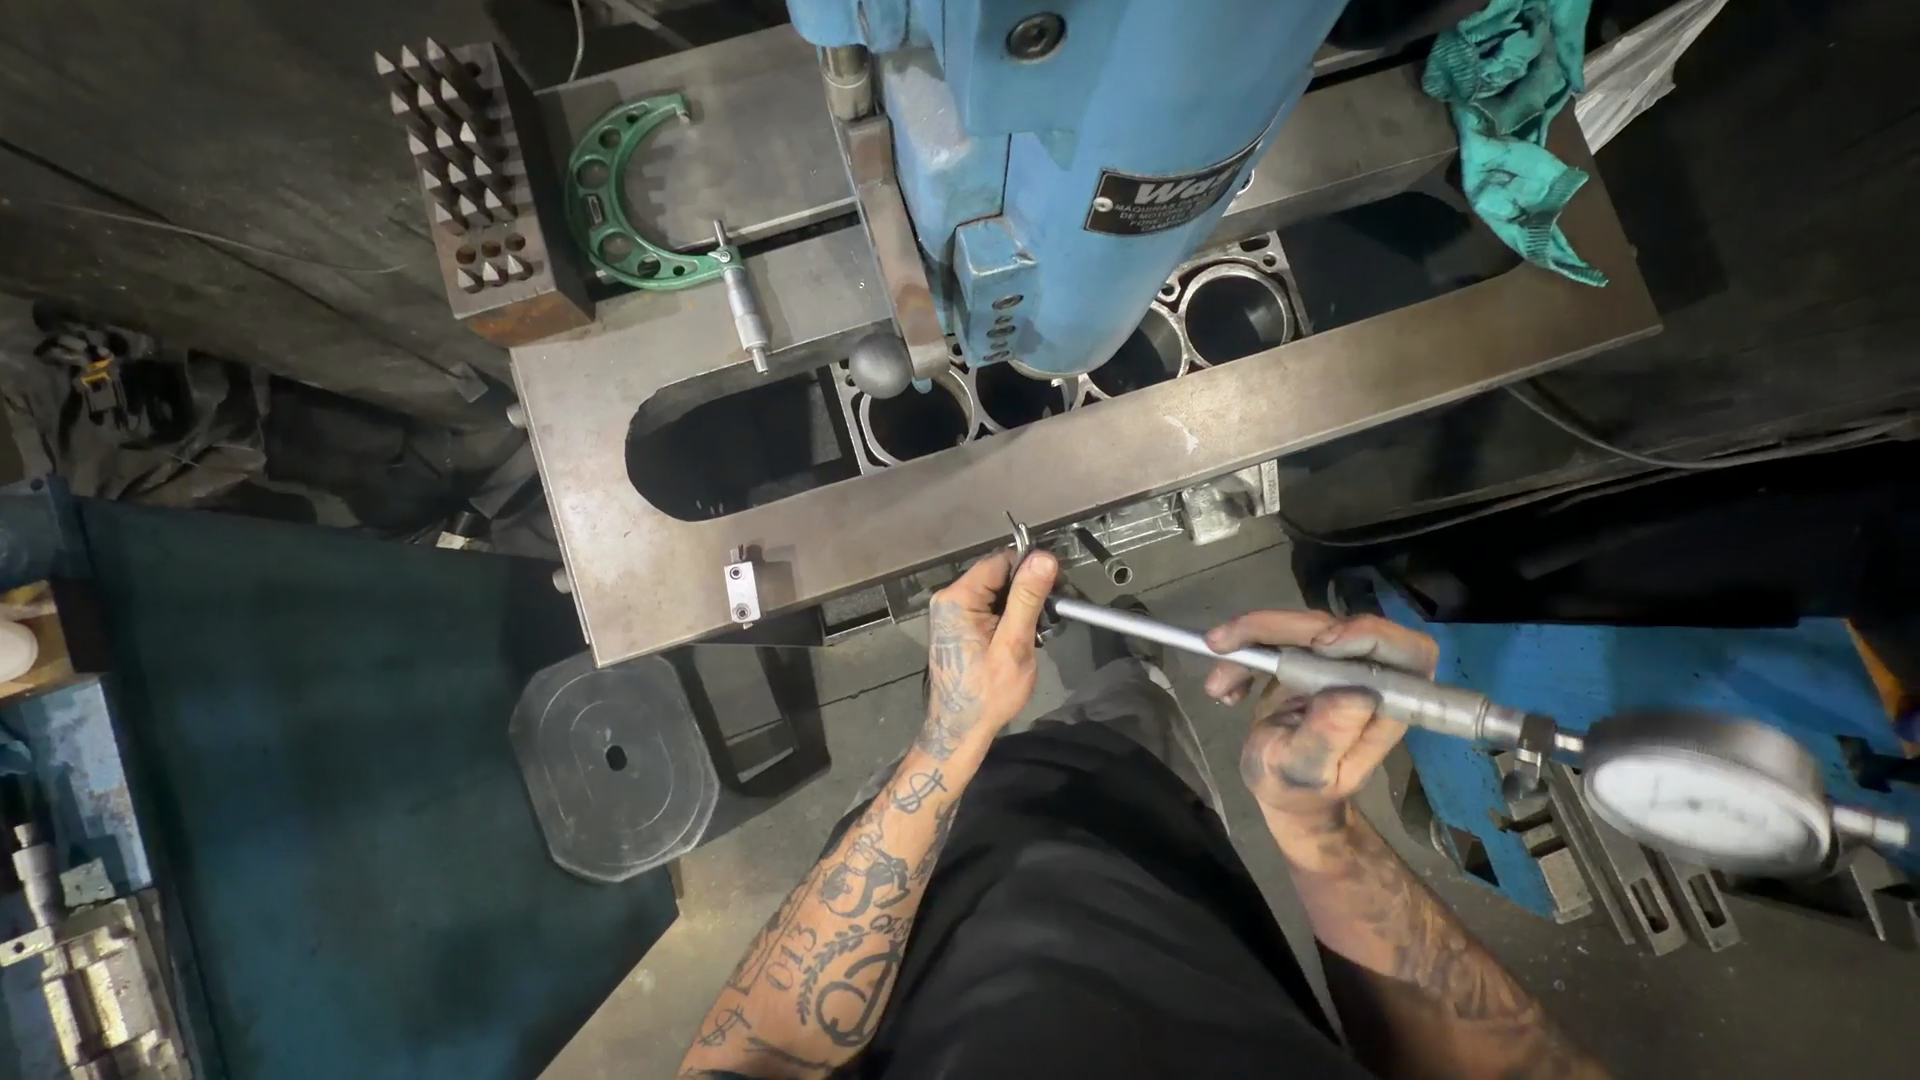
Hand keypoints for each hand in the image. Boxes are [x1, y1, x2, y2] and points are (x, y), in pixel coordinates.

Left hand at [918, 549, 1059, 760]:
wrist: (961, 728)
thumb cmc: (988, 692)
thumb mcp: (1014, 644)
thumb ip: (1027, 598)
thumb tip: (1044, 557)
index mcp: (958, 598)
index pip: (1001, 561)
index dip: (1032, 569)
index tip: (1059, 586)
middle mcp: (950, 599)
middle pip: (998, 575)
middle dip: (1029, 590)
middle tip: (1053, 614)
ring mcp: (952, 613)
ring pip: (997, 592)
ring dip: (1022, 606)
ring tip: (1041, 630)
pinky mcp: (959, 627)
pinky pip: (990, 608)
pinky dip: (1010, 618)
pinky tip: (1024, 637)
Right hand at [1203, 611, 1437, 858]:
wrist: (1281, 788)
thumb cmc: (1300, 790)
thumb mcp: (1306, 771)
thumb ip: (1328, 736)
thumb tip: (1357, 694)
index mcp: (1387, 704)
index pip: (1405, 652)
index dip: (1370, 635)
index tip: (1319, 644)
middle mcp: (1366, 676)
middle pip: (1335, 626)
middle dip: (1277, 627)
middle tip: (1225, 642)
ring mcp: (1333, 664)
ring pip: (1298, 626)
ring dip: (1247, 640)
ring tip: (1215, 684)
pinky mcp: (1304, 658)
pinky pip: (1273, 637)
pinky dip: (1241, 654)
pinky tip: (1225, 691)